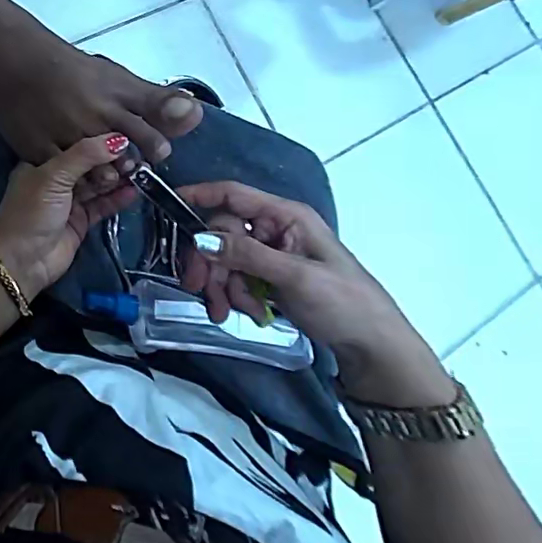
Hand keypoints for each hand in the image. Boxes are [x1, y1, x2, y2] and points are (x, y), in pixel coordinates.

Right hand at [0, 0, 203, 165]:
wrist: (6, 59)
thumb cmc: (59, 66)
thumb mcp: (110, 75)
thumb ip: (152, 97)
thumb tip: (194, 113)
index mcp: (116, 90)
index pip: (158, 122)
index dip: (162, 141)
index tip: (158, 149)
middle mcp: (99, 111)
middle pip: (140, 147)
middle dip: (144, 160)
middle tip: (135, 162)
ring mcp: (70, 132)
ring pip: (109, 169)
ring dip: (115, 174)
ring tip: (109, 171)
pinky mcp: (42, 149)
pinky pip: (72, 177)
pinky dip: (83, 182)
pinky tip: (82, 177)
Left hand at [0, 134, 139, 296]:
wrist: (23, 261)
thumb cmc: (32, 212)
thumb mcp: (54, 176)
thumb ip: (85, 155)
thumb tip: (119, 139)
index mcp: (40, 163)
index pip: (74, 146)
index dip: (98, 143)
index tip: (124, 139)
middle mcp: (55, 180)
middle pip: (88, 165)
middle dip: (111, 161)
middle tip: (134, 159)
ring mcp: (68, 201)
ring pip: (98, 185)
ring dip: (117, 178)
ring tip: (140, 172)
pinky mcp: (80, 221)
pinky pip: (102, 205)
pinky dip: (117, 198)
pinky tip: (134, 191)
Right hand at [176, 181, 451, 407]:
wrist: (372, 348)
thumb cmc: (344, 303)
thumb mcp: (295, 278)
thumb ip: (246, 256)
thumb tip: (201, 239)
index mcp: (285, 217)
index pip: (233, 194)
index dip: (199, 195)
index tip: (169, 204)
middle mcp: (273, 229)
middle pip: (220, 233)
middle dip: (209, 262)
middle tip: (197, 289)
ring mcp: (269, 254)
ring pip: (223, 259)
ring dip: (222, 285)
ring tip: (230, 312)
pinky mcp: (267, 277)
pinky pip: (234, 278)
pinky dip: (233, 295)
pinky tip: (243, 313)